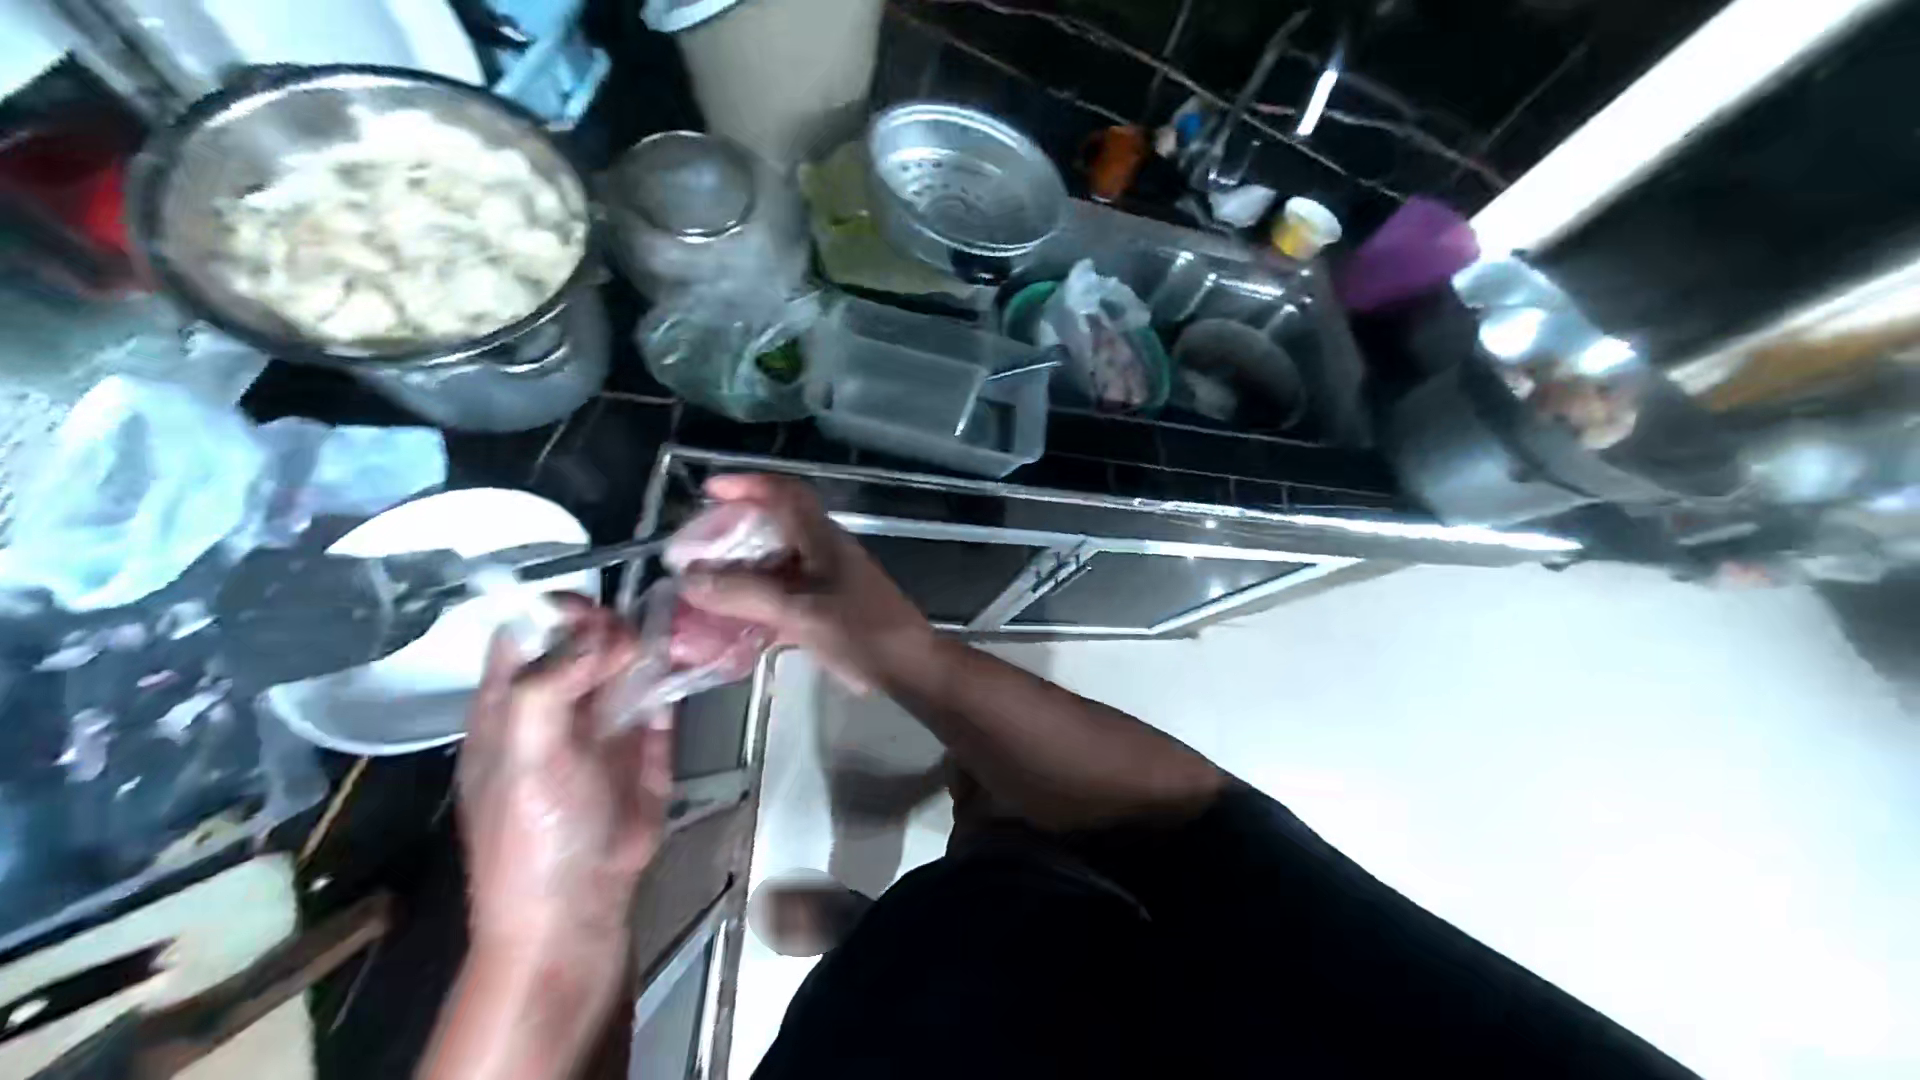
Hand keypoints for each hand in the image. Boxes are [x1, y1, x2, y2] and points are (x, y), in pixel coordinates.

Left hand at [457, 602, 672, 978]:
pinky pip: (661, 692)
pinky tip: (689, 663)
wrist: (579, 905)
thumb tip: (599, 631)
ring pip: (628, 660)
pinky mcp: (647, 738)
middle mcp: (560, 700)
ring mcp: (606, 718)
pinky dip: (675, 674)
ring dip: (650, 644)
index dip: (554, 610)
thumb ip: (547, 687)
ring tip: (671, 642)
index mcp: (511, 702)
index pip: (526, 631)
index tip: (591, 608)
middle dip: (610, 627)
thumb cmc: (533, 835)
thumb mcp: (523, 759)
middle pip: (585, 639)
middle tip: (631, 645)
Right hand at [678, 474, 935, 692]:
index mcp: (823, 539)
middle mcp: (822, 554)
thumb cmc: (862, 631)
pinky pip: (780, 600)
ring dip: (738, 577)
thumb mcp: (802, 611)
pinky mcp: (824, 611)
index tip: (710, 491)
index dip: (749, 485)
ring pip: (773, 569)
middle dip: (731, 537)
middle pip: (772, 531)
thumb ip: (746, 595)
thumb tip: (690, 579)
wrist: (908, 669)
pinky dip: (753, 608)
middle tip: (694, 552)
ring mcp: (824, 583)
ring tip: (700, 591)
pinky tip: (728, 627)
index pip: (786, 495)